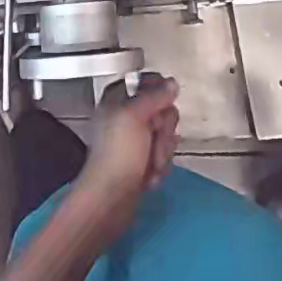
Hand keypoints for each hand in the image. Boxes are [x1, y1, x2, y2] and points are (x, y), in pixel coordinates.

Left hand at [74, 74, 179, 206]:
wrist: (109, 198)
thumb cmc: (119, 153)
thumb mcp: (135, 115)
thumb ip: (155, 95)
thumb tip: (172, 83)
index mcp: (118, 97)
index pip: (149, 82)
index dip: (161, 96)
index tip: (161, 109)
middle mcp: (126, 114)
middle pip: (162, 109)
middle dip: (164, 130)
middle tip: (154, 142)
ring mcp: (134, 138)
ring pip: (165, 133)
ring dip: (163, 151)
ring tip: (151, 165)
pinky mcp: (141, 159)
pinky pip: (162, 153)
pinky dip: (159, 165)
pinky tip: (150, 176)